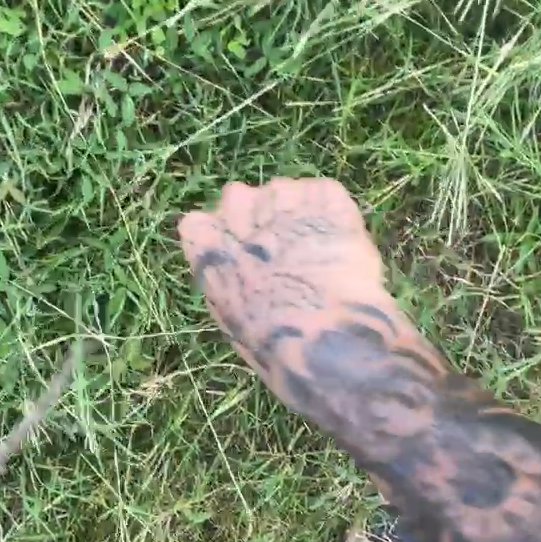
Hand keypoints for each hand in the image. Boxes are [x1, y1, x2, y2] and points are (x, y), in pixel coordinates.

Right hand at [177, 177, 450, 461]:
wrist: (324, 340)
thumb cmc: (274, 346)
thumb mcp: (233, 319)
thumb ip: (229, 282)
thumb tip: (243, 271)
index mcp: (207, 247)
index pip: (199, 225)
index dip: (223, 241)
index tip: (241, 260)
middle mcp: (236, 209)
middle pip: (240, 199)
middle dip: (261, 222)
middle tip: (285, 256)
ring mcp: (281, 196)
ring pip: (285, 195)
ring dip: (299, 216)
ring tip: (319, 257)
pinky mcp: (325, 195)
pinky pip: (325, 196)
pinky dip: (335, 218)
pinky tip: (341, 251)